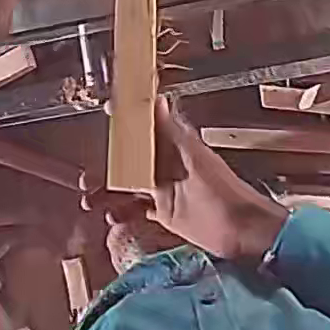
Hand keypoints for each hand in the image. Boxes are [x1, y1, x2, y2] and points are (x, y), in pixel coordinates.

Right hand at [88, 98, 288, 265]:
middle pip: (128, 161)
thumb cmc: (221, 192)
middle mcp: (165, 164)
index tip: (101, 120)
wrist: (244, 232)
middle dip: (106, 168)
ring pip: (128, 186)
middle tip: (86, 180)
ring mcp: (164, 189)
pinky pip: (138, 208)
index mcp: (173, 146)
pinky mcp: (166, 212)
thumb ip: (172, 131)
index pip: (142, 130)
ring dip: (109, 192)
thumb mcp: (194, 159)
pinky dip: (123, 212)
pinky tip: (111, 220)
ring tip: (91, 204)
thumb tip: (157, 97)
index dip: (122, 126)